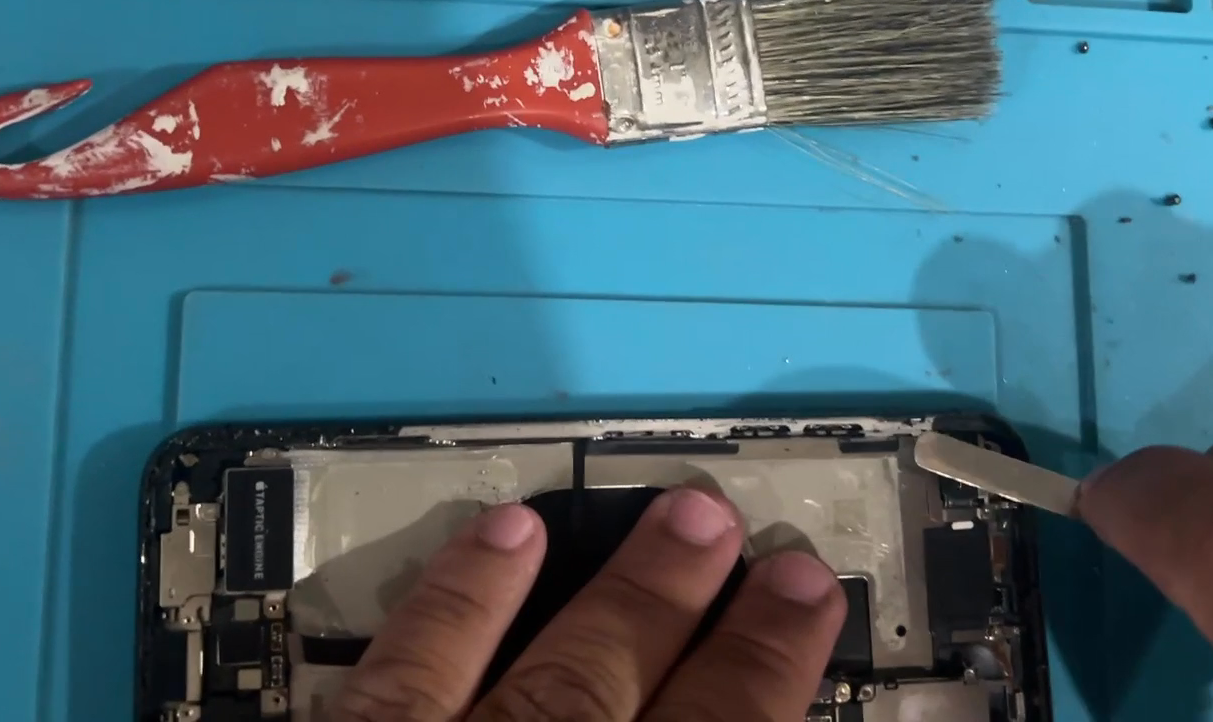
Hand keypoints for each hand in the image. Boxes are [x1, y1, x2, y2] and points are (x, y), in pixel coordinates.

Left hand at [327, 487, 845, 721]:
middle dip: (693, 609)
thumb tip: (726, 697)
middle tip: (740, 528)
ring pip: (543, 672)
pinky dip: (463, 593)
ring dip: (617, 590)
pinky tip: (502, 530)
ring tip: (678, 515)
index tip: (810, 600)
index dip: (770, 672)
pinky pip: (402, 671)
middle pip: (625, 690)